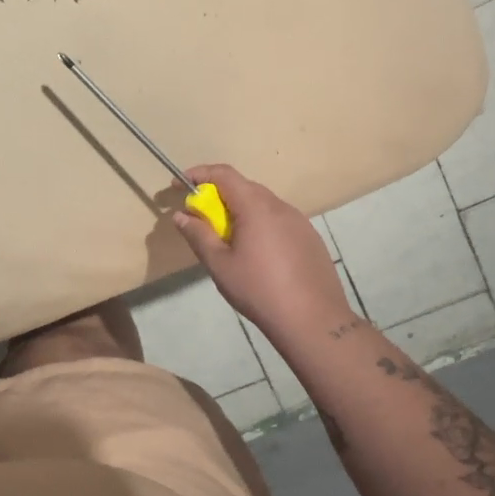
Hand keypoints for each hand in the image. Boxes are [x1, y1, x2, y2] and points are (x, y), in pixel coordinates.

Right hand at [171, 164, 351, 338]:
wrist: (314, 321)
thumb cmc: (259, 290)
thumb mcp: (219, 265)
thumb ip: (198, 235)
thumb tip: (181, 215)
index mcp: (256, 207)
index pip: (224, 174)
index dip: (199, 174)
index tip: (180, 186)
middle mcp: (280, 207)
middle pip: (244, 187)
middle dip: (218, 196)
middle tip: (202, 218)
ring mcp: (300, 222)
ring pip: (263, 205)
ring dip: (240, 211)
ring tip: (229, 239)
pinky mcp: (311, 238)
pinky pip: (279, 220)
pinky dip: (260, 225)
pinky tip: (258, 254)